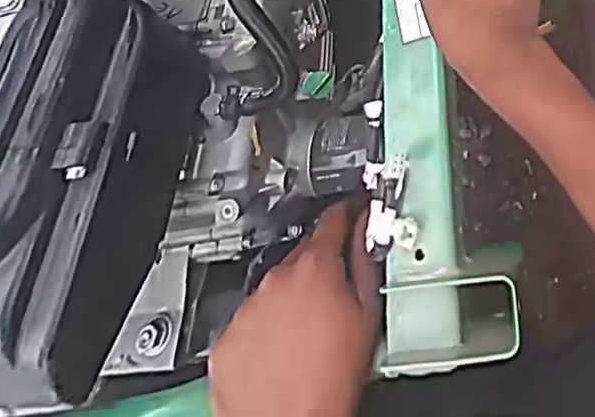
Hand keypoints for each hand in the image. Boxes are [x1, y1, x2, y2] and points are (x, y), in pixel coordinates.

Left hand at [209, 202, 381, 416]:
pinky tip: (280, 350)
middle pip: (304, 254)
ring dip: (290, 298)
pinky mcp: (228, 338)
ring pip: (275, 288)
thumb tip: (366, 234)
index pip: (333, 220)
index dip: (347, 213)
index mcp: (316, 268)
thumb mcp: (367, 316)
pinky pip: (249, 318)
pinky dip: (264, 326)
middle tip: (334, 296)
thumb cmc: (331, 384)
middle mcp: (277, 280)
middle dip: (320, 266)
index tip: (352, 211)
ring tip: (306, 334)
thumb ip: (366, 262)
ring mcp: (249, 308)